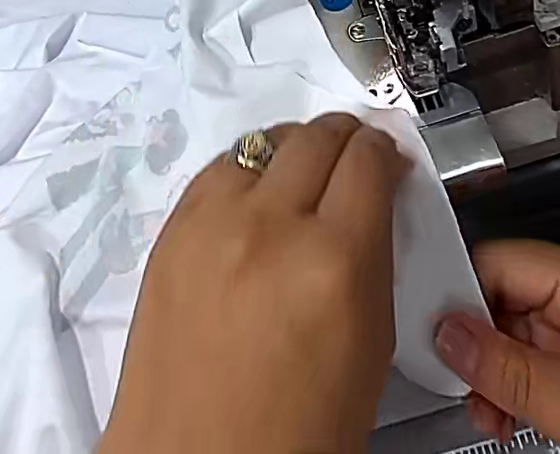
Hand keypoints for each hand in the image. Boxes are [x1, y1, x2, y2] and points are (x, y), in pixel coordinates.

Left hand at [99, 113, 409, 453]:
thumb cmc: (294, 431)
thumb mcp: (369, 342)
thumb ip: (374, 254)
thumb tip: (374, 196)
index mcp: (333, 264)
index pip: (368, 160)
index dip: (384, 151)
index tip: (386, 157)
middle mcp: (270, 229)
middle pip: (318, 136)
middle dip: (347, 138)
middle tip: (355, 154)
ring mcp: (212, 224)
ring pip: (267, 139)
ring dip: (296, 147)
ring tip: (305, 171)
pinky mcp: (173, 229)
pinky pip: (221, 166)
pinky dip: (250, 168)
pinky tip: (259, 191)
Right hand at [434, 240, 559, 453]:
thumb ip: (516, 371)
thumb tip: (450, 331)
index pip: (501, 260)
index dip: (461, 288)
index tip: (432, 325)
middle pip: (499, 295)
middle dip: (473, 339)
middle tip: (454, 377)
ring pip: (507, 333)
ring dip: (486, 371)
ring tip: (482, 408)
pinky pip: (524, 365)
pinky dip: (504, 390)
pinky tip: (500, 415)